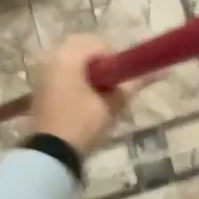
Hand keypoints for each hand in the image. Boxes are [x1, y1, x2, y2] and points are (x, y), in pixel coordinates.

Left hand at [29, 34, 128, 154]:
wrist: (49, 155)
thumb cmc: (81, 125)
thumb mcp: (111, 105)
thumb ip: (132, 85)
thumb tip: (160, 72)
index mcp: (68, 56)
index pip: (99, 43)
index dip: (115, 60)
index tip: (120, 80)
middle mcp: (51, 56)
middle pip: (83, 47)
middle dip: (100, 62)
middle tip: (111, 86)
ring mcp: (42, 71)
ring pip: (71, 59)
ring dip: (87, 70)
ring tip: (99, 95)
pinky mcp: (39, 86)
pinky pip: (61, 71)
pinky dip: (74, 78)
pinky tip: (83, 100)